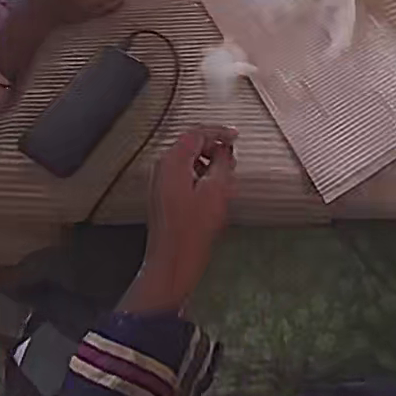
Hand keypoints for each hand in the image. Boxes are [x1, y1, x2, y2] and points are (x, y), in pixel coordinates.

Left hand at [121, 126, 236, 313]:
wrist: (172, 263)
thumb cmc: (193, 229)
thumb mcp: (216, 191)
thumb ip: (221, 163)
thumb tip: (224, 149)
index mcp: (172, 162)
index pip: (196, 133)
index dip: (218, 132)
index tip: (235, 136)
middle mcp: (162, 168)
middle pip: (190, 145)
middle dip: (213, 147)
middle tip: (232, 156)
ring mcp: (160, 182)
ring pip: (187, 160)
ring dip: (208, 162)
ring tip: (227, 174)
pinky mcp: (164, 196)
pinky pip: (183, 174)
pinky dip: (200, 174)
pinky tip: (214, 189)